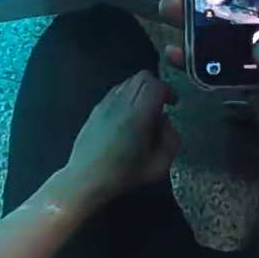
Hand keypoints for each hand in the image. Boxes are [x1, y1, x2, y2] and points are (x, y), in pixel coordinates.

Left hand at [46, 71, 179, 211]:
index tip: (173, 104)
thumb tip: (166, 120)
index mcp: (137, 116)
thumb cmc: (124, 175)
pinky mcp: (95, 109)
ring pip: (128, 81)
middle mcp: (120, 104)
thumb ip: (171, 139)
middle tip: (161, 104)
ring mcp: (105, 104)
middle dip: (156, 86)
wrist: (85, 181)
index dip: (168, 90)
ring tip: (145, 109)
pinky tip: (128, 114)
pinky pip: (116, 90)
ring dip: (141, 89)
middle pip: (142, 77)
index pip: (155, 85)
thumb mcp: (159, 165)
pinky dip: (127, 94)